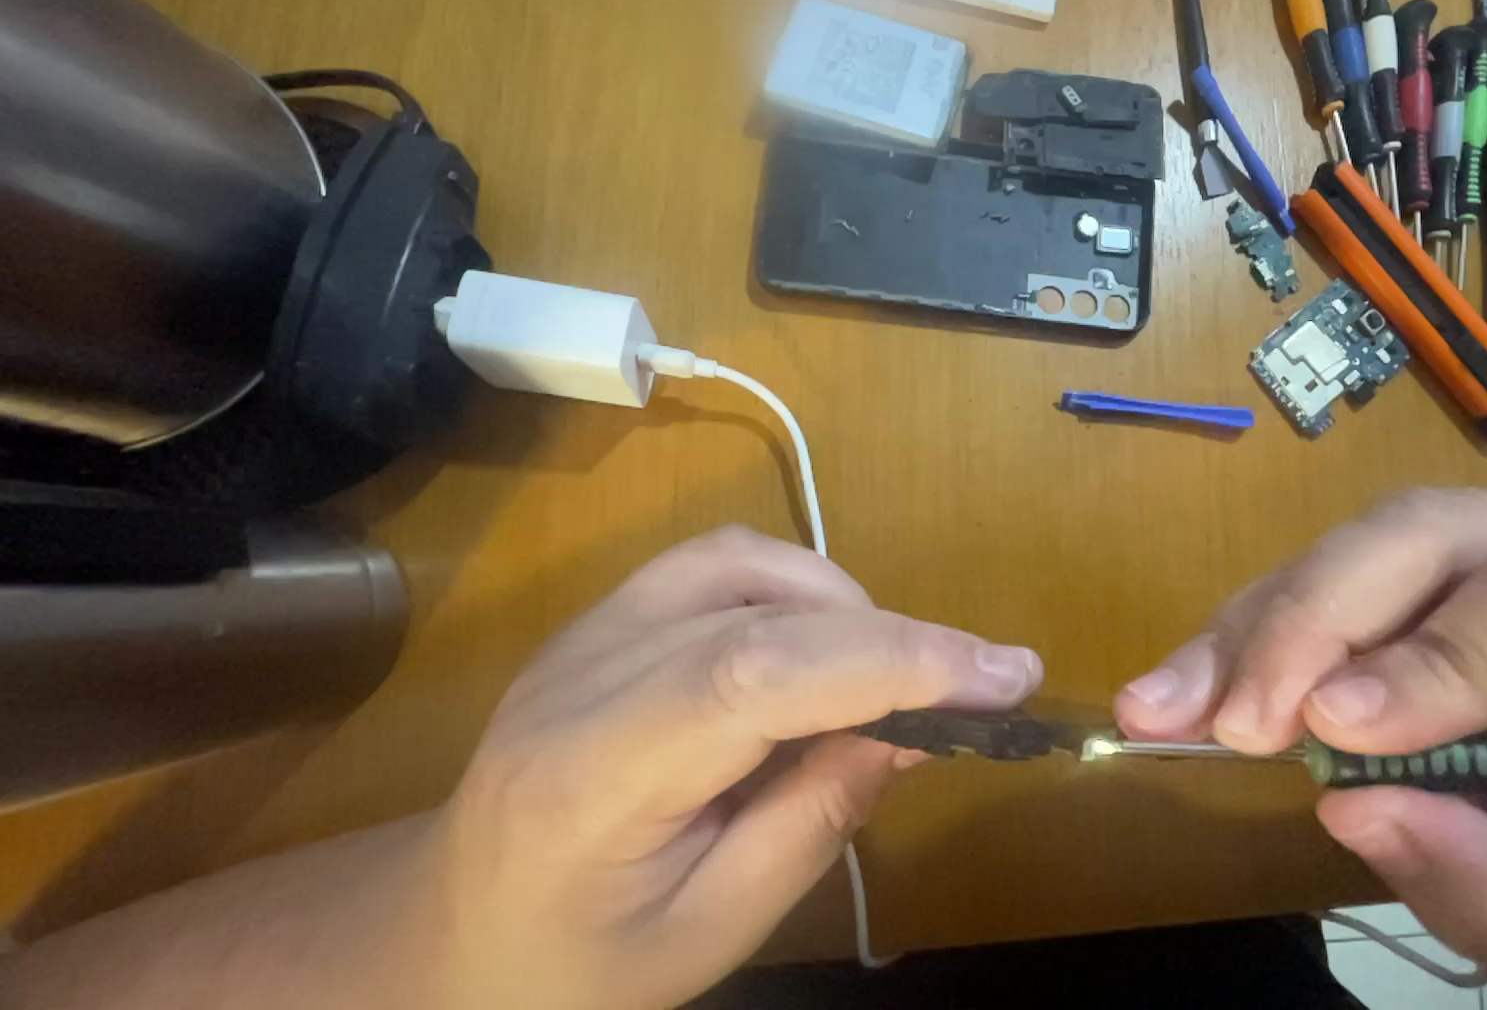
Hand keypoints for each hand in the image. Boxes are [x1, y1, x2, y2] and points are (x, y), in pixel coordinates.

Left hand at [427, 527, 1041, 1008]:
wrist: (446, 928)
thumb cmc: (575, 964)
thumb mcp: (712, 927)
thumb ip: (817, 815)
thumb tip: (917, 724)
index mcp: (593, 772)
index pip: (759, 676)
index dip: (892, 661)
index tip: (1003, 678)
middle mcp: (585, 670)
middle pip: (766, 612)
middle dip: (899, 636)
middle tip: (990, 677)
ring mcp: (589, 626)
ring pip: (746, 560)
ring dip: (846, 605)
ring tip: (893, 671)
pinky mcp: (606, 612)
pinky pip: (722, 562)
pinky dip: (797, 587)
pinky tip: (822, 640)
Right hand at [1113, 489, 1486, 974]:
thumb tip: (1351, 811)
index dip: (1451, 652)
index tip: (1340, 732)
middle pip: (1413, 536)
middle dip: (1311, 627)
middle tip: (1240, 727)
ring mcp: (1444, 553)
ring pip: (1332, 556)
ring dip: (1241, 637)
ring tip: (1161, 713)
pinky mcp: (1370, 577)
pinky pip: (1285, 587)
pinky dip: (1221, 645)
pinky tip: (1167, 698)